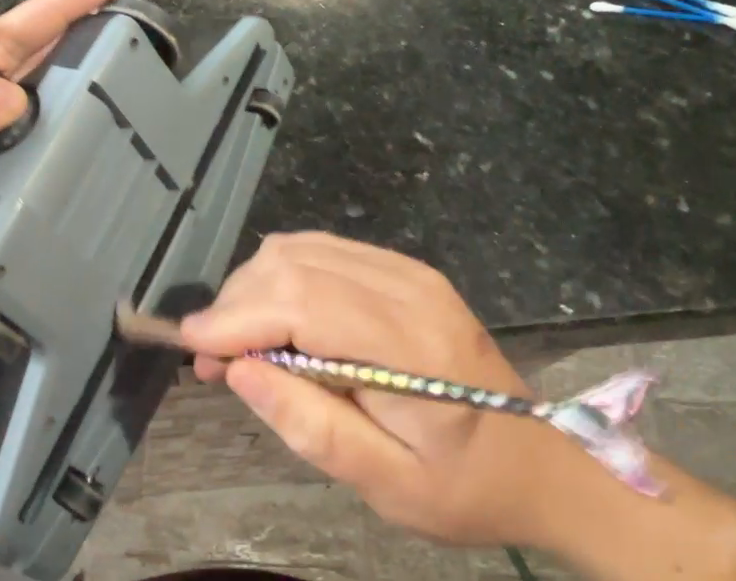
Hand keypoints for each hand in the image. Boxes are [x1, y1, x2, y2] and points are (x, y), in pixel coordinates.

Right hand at [181, 233, 589, 549]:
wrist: (543, 463)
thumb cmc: (465, 488)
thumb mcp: (389, 486)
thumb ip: (311, 427)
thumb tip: (238, 370)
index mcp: (411, 348)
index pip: (302, 304)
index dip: (236, 317)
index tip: (192, 347)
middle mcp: (408, 290)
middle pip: (292, 266)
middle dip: (236, 304)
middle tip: (212, 359)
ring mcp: (408, 271)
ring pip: (299, 249)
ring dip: (253, 288)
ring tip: (239, 342)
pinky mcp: (404, 269)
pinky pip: (320, 249)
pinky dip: (281, 276)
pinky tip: (275, 317)